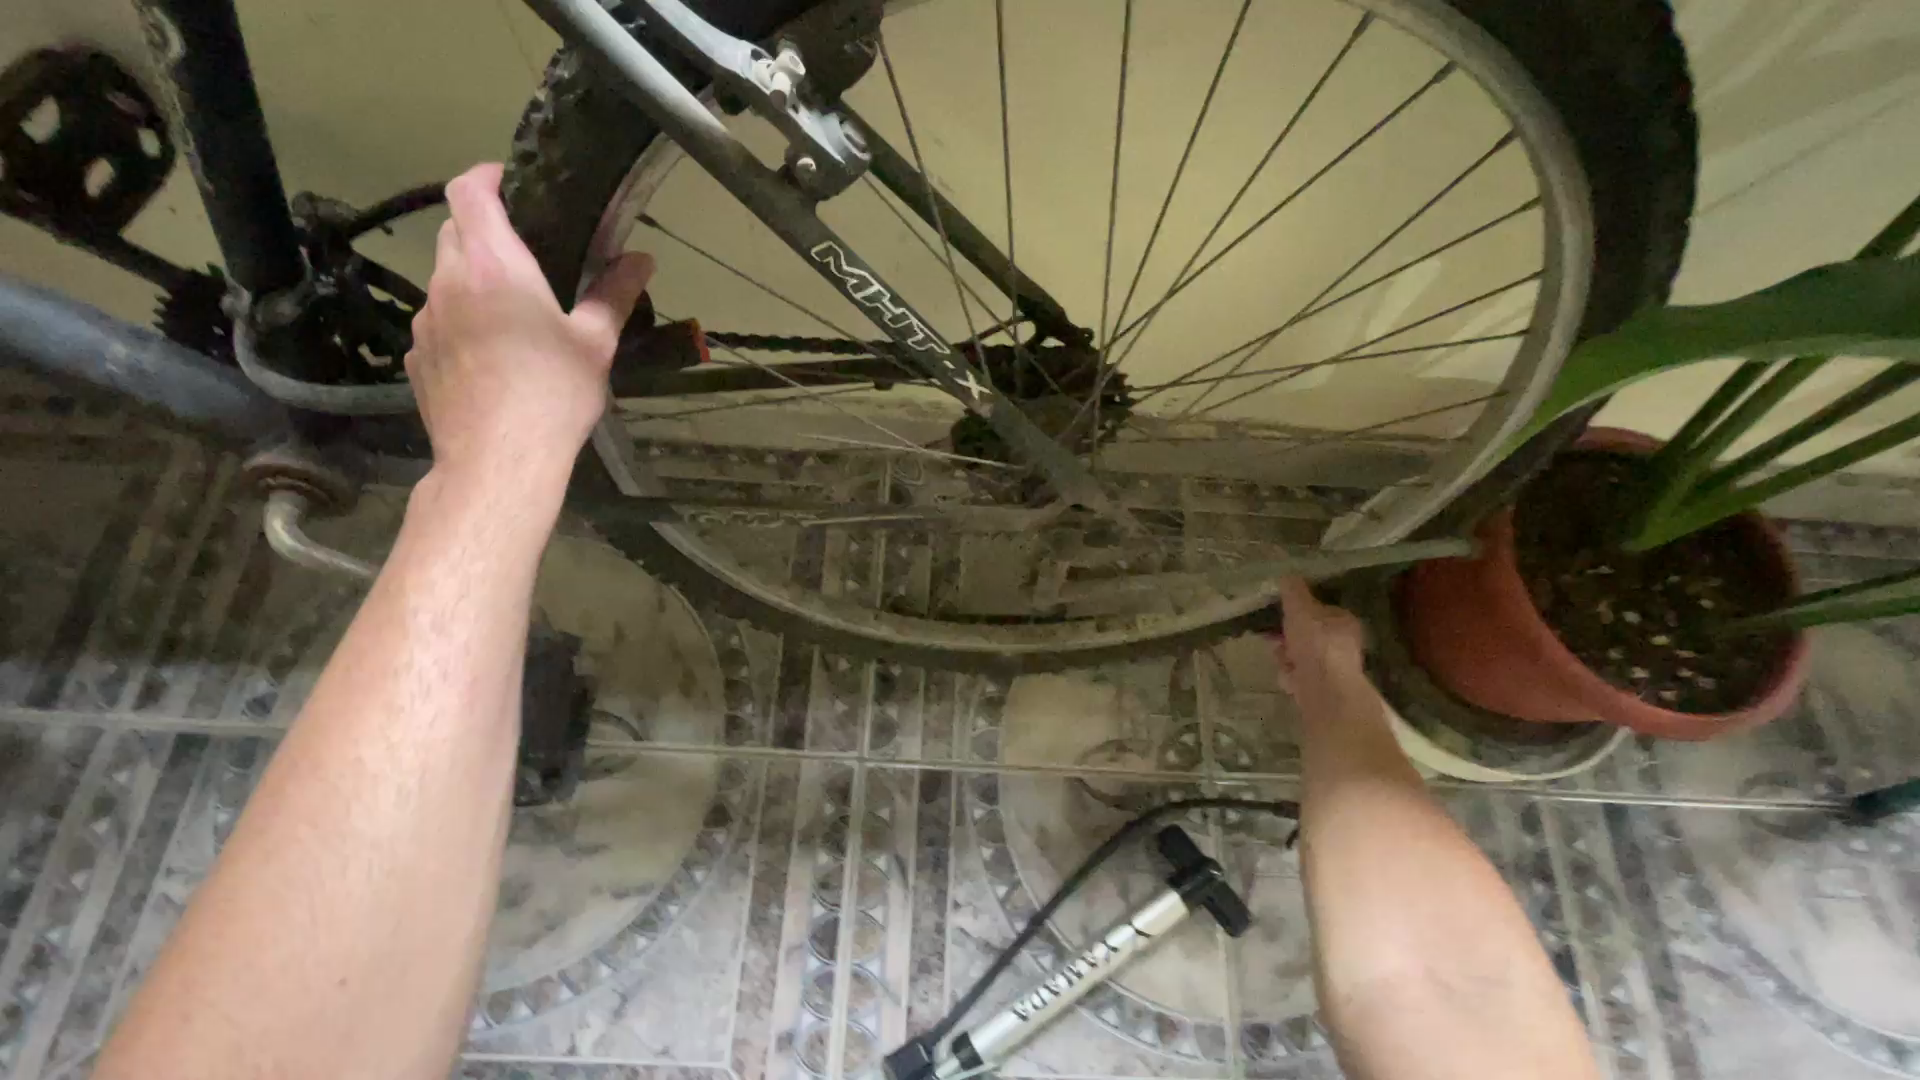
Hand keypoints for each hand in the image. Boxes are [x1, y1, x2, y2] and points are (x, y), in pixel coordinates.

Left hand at [405, 162, 654, 494]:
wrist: (498, 459)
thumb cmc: (553, 393)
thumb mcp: (595, 343)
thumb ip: (614, 294)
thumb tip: (642, 258)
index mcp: (494, 264)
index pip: (468, 191)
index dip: (486, 176)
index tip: (511, 183)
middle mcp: (449, 281)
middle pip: (453, 231)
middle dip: (483, 229)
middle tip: (526, 252)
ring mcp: (425, 321)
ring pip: (444, 279)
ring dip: (472, 279)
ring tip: (512, 313)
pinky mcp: (417, 357)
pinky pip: (438, 322)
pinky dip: (461, 321)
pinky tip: (491, 357)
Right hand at [1273, 578, 1366, 698]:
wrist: (1325, 690)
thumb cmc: (1316, 643)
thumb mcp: (1301, 608)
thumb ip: (1293, 590)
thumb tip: (1286, 574)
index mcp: (1343, 621)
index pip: (1318, 610)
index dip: (1297, 611)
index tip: (1279, 613)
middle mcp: (1342, 643)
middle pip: (1305, 633)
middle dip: (1285, 636)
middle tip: (1273, 638)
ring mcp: (1332, 667)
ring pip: (1298, 655)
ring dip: (1284, 656)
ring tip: (1282, 660)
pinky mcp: (1321, 687)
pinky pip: (1298, 675)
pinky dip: (1290, 675)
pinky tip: (1288, 677)